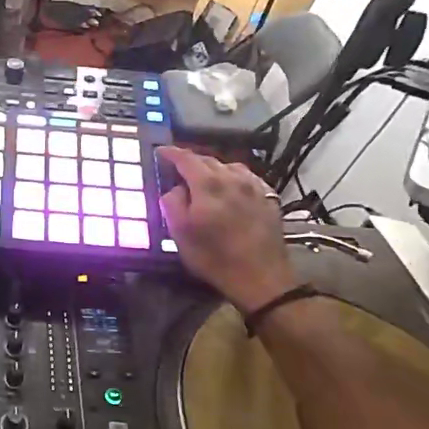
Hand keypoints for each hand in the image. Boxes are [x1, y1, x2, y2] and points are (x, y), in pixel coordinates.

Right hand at [156, 146, 299, 311]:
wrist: (260, 276)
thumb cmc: (214, 257)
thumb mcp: (181, 234)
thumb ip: (172, 205)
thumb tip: (174, 189)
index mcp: (208, 186)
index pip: (187, 159)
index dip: (171, 153)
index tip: (160, 152)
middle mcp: (233, 179)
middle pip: (209, 160)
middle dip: (190, 161)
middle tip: (177, 167)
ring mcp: (254, 187)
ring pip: (229, 166)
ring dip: (212, 168)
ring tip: (202, 178)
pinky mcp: (268, 198)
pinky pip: (246, 177)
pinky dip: (232, 177)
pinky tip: (229, 188)